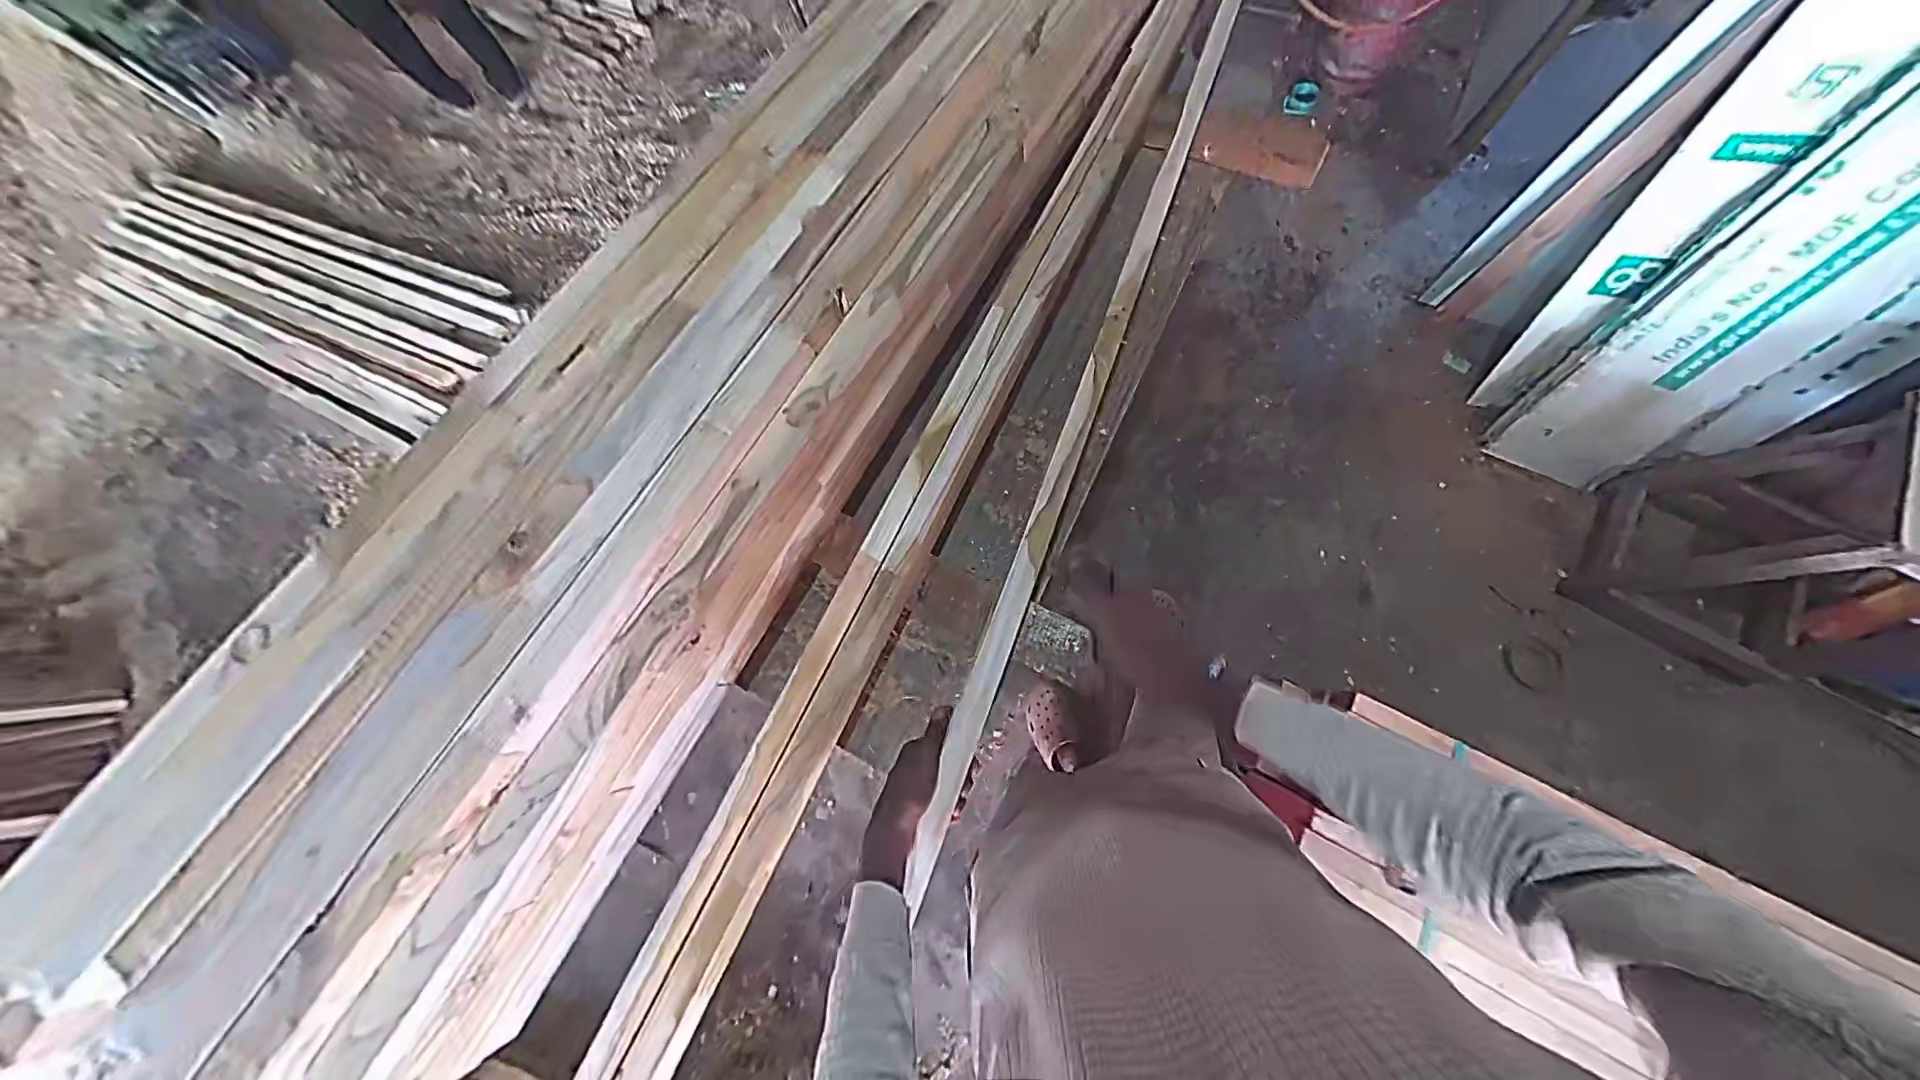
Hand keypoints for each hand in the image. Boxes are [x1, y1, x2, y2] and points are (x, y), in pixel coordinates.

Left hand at [860, 706, 951, 889]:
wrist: (895, 830)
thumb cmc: (912, 790)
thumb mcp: (927, 755)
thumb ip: (936, 732)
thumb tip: (943, 708)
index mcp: (916, 750)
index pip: (946, 743)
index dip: (962, 752)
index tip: (972, 764)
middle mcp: (914, 766)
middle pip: (949, 765)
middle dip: (963, 776)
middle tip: (966, 787)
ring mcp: (916, 788)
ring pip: (948, 785)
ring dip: (958, 794)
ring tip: (958, 805)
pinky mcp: (919, 808)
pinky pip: (942, 802)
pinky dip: (950, 807)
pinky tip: (952, 814)